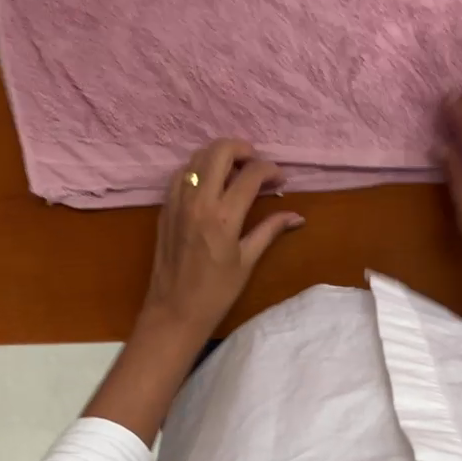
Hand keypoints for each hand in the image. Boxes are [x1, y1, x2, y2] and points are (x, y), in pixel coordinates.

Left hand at [141, 139, 303, 341]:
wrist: (174, 311)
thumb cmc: (215, 293)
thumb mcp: (246, 261)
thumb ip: (269, 231)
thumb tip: (296, 216)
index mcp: (223, 216)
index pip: (250, 174)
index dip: (270, 170)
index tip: (279, 180)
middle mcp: (198, 201)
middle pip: (220, 151)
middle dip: (243, 150)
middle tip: (255, 165)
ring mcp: (178, 201)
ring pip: (197, 157)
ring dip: (218, 156)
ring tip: (233, 172)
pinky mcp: (165, 208)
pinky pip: (181, 174)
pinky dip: (197, 169)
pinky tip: (209, 184)